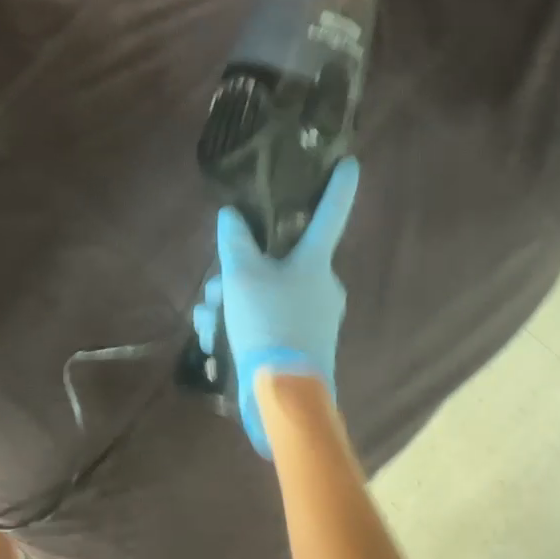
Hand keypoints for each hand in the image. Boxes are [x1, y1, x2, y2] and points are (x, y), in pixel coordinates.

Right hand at [193, 157, 359, 458]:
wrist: (285, 396)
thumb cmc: (269, 323)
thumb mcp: (241, 276)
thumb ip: (235, 240)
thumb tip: (233, 215)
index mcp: (315, 264)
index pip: (328, 215)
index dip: (338, 187)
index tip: (349, 162)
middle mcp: (321, 287)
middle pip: (275, 262)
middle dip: (235, 273)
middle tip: (216, 292)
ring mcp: (312, 319)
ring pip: (261, 293)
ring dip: (228, 304)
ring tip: (209, 323)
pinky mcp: (300, 346)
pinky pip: (263, 321)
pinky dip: (235, 326)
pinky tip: (214, 342)